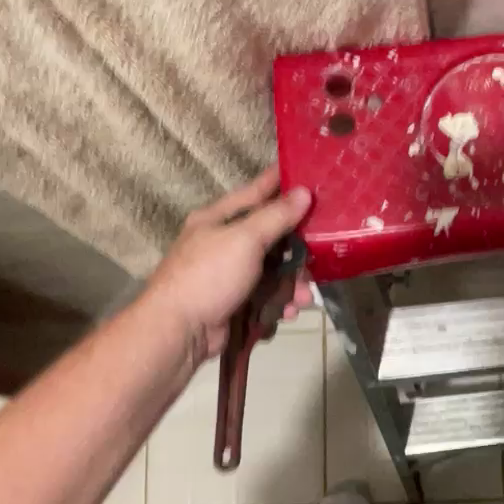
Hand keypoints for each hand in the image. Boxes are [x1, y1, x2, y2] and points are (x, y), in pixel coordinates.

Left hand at [146, 169, 313, 359]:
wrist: (181, 330)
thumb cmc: (209, 276)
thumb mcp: (245, 239)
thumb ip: (276, 216)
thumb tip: (303, 192)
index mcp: (219, 219)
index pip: (256, 192)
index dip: (280, 181)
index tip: (308, 173)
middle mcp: (225, 243)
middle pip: (272, 236)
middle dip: (297, 249)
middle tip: (322, 251)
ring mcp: (230, 275)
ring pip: (274, 271)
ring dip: (293, 284)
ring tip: (305, 297)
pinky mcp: (236, 302)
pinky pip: (267, 298)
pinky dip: (280, 305)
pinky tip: (289, 313)